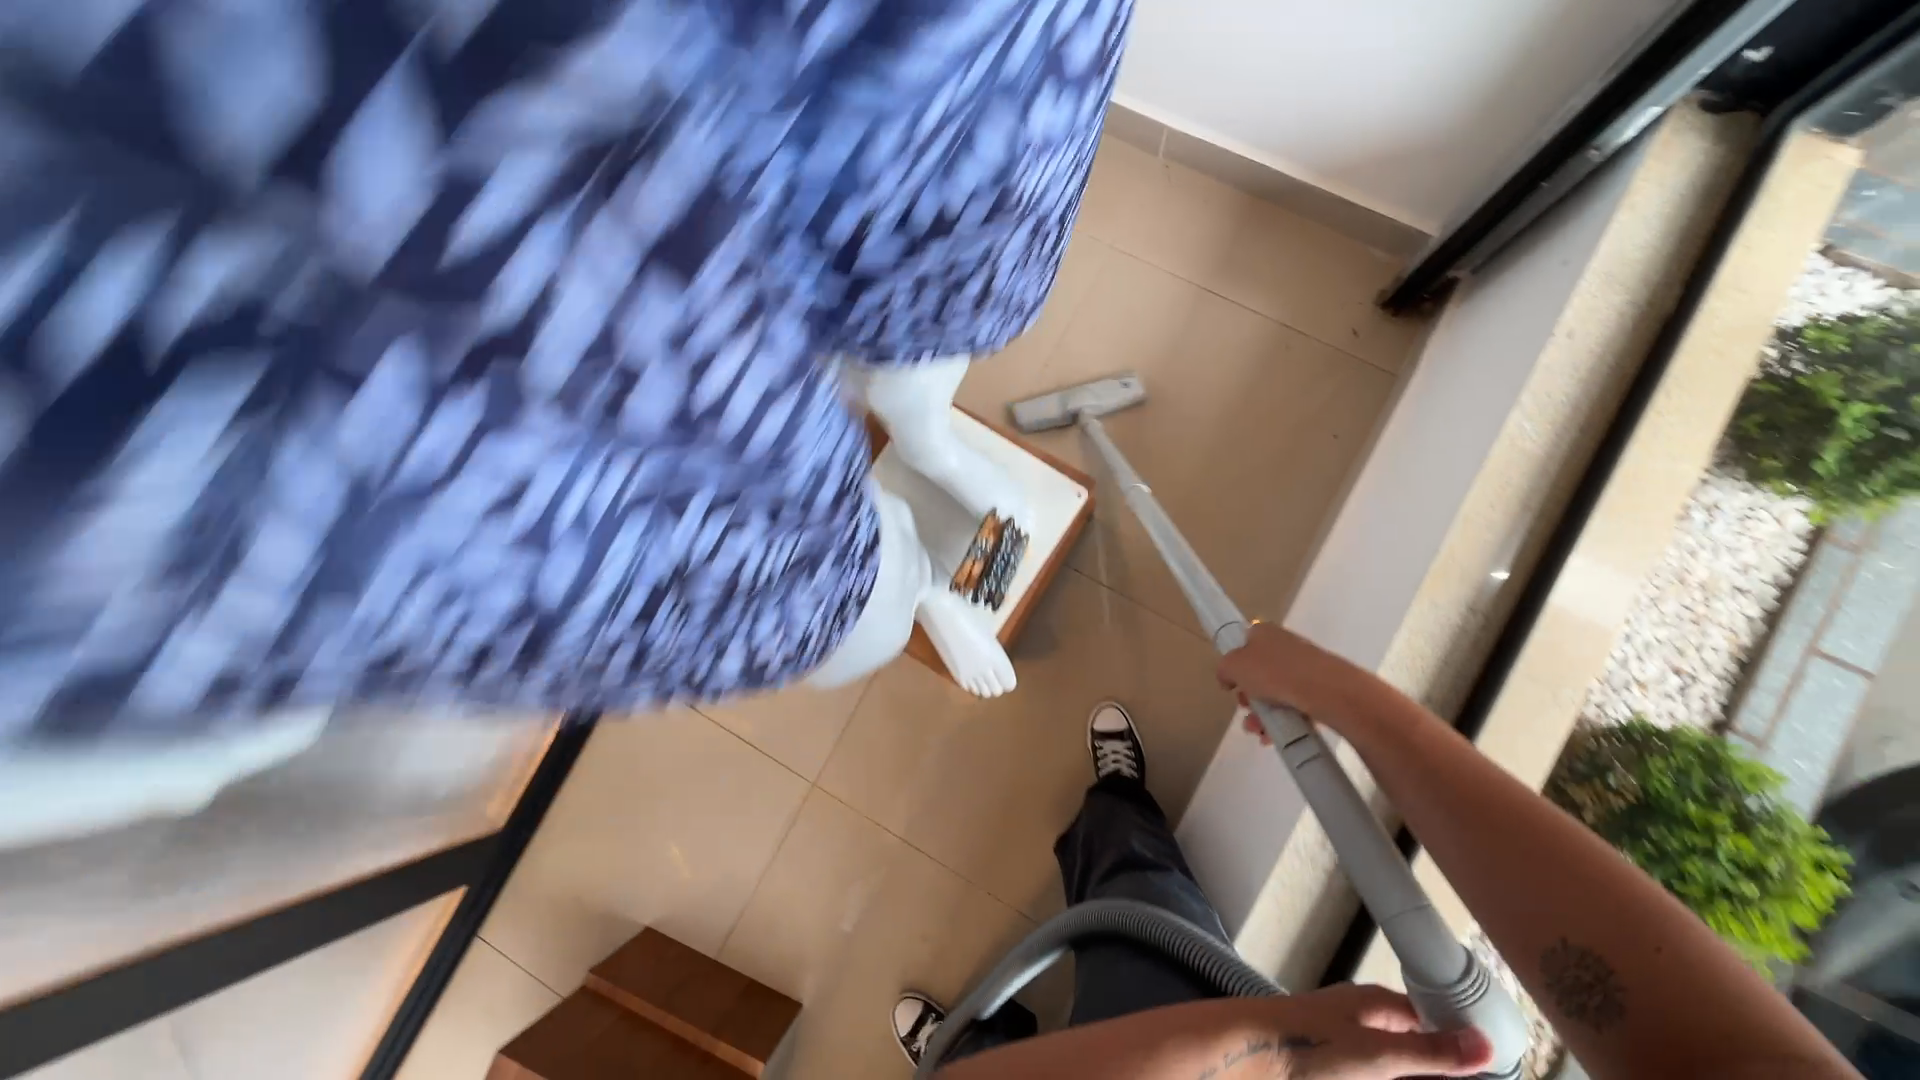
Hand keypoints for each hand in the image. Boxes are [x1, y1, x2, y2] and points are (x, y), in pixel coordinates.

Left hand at [1205, 984, 1492, 1078]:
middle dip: (1437, 1065)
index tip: (1494, 1066)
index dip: (1459, 1040)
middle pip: (1412, 1043)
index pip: (1430, 1017)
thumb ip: (1431, 1053)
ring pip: (1390, 1061)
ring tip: (1434, 1077)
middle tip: (1472, 1076)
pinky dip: (1384, 1074)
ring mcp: (1341, 1042)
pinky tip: (1387, 1076)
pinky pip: (1366, 1070)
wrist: (1244, 1055)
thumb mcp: (1378, 1055)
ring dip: (1412, 1070)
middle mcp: (1359, 1019)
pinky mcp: (1328, 1064)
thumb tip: (1487, 1044)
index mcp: (1373, 1005)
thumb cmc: (1307, 1046)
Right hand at [1216, 623, 1364, 731]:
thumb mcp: (1232, 666)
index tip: (1232, 685)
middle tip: (1246, 710)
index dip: (1234, 665)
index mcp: (1263, 631)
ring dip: (1262, 714)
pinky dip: (1282, 719)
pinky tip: (1274, 736)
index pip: (1243, 643)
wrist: (1325, 689)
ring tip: (1259, 731)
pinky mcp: (1319, 686)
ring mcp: (1304, 665)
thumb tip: (1228, 678)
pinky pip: (1294, 703)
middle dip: (1248, 696)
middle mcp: (1284, 644)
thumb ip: (1224, 670)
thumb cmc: (1272, 672)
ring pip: (1275, 691)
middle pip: (1258, 672)